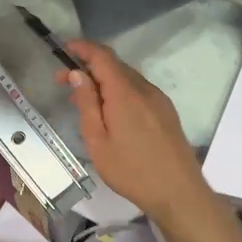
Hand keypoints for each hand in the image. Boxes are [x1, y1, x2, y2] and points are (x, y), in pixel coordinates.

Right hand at [57, 39, 211, 220]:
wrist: (179, 194)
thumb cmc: (131, 170)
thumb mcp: (98, 140)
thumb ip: (87, 103)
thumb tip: (77, 73)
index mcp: (125, 93)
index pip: (102, 56)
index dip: (82, 48)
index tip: (62, 50)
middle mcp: (145, 89)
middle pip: (114, 65)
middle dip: (88, 67)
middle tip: (64, 83)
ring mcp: (159, 100)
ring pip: (127, 78)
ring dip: (103, 80)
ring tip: (84, 100)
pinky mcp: (166, 112)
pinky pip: (138, 90)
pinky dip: (119, 91)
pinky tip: (110, 111)